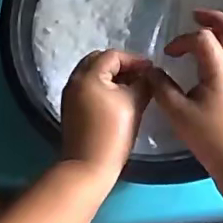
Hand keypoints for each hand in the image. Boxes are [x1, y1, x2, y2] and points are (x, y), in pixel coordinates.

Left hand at [60, 50, 153, 174]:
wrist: (88, 167)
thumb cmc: (113, 133)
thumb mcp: (134, 104)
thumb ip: (144, 84)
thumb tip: (149, 74)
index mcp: (88, 76)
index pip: (112, 56)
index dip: (134, 60)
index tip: (151, 69)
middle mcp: (74, 80)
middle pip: (98, 61)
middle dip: (121, 65)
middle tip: (141, 75)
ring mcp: (70, 95)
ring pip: (92, 74)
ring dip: (112, 76)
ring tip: (133, 86)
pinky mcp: (71, 109)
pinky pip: (88, 88)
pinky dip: (103, 87)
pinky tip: (119, 99)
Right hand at [148, 9, 222, 176]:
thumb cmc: (207, 137)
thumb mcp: (176, 112)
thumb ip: (161, 86)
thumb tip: (151, 70)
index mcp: (219, 69)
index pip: (201, 39)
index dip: (182, 41)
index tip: (168, 54)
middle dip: (214, 18)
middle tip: (195, 15)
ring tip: (212, 29)